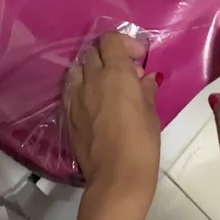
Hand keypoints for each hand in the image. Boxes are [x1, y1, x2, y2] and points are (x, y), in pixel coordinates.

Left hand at [65, 32, 160, 209]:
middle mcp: (92, 79)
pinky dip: (81, 87)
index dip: (125, 42)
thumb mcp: (151, 113)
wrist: (116, 178)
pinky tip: (92, 100)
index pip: (111, 40)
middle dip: (109, 55)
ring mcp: (76, 96)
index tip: (138, 57)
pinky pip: (71, 89)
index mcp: (116, 73)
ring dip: (92, 69)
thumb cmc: (141, 143)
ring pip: (78, 68)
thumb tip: (145, 79)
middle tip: (125, 71)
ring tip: (105, 84)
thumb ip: (147, 90)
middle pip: (94, 52)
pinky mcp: (68, 114)